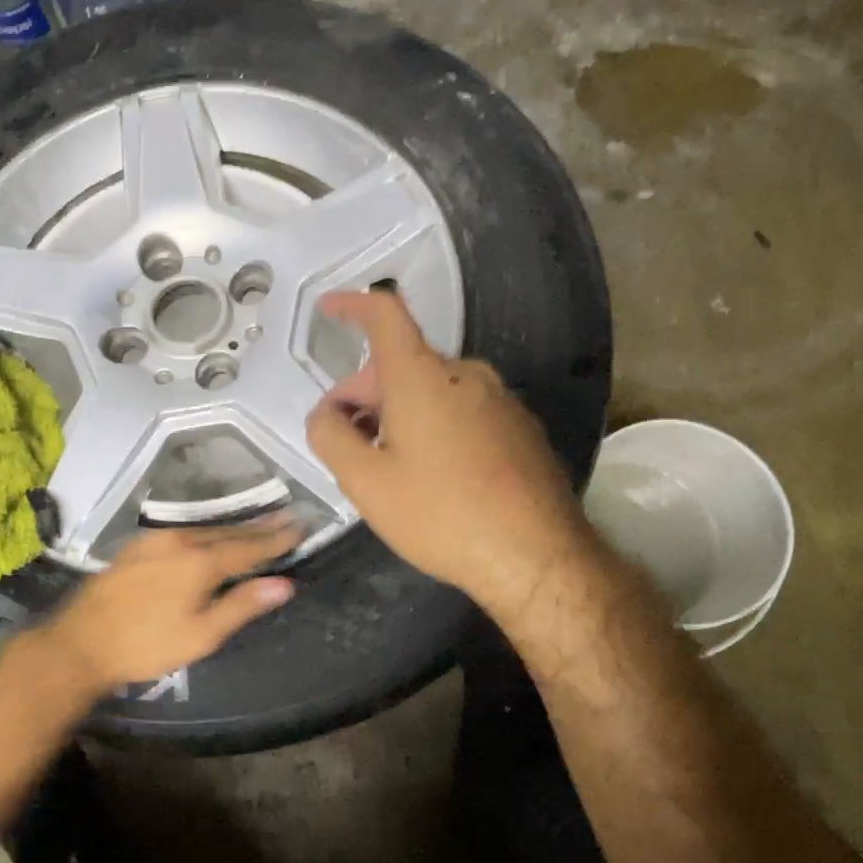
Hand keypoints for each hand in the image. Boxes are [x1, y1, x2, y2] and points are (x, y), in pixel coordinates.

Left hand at [45, 522, 301, 689]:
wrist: (81, 642)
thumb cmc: (146, 645)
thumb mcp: (201, 635)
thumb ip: (242, 606)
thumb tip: (284, 584)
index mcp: (200, 562)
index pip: (249, 547)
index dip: (277, 540)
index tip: (302, 526)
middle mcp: (181, 541)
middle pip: (229, 532)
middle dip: (262, 527)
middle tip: (290, 516)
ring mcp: (156, 541)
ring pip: (206, 530)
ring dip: (236, 527)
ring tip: (261, 521)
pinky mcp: (139, 547)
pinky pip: (186, 532)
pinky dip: (209, 531)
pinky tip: (212, 534)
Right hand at [304, 291, 588, 610]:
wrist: (537, 558)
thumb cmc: (441, 514)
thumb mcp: (366, 482)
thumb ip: (330, 436)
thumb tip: (325, 413)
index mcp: (422, 375)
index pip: (384, 313)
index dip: (351, 304)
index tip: (327, 309)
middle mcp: (465, 374)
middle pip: (403, 362)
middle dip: (365, 391)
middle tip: (345, 439)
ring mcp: (500, 399)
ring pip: (433, 389)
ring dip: (400, 412)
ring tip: (388, 465)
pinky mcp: (521, 427)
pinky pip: (463, 410)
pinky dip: (435, 425)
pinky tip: (433, 476)